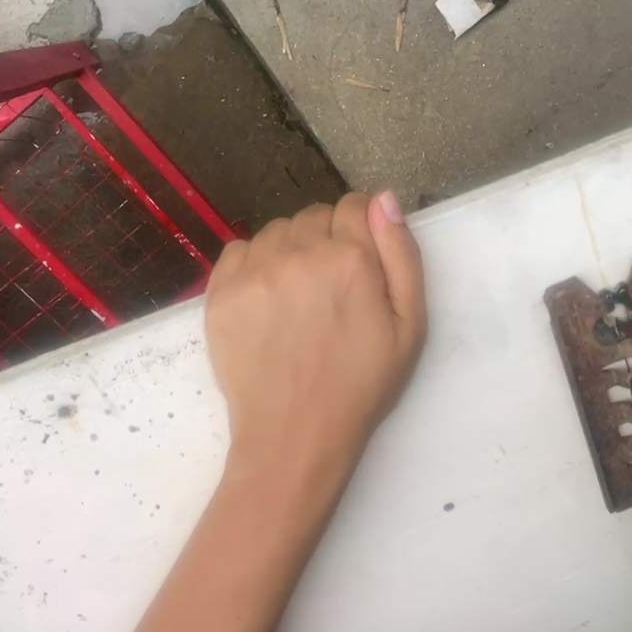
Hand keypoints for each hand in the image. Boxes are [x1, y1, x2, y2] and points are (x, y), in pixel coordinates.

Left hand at [204, 191, 425, 493]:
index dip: (362, 228)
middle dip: (327, 238)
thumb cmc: (361, 384)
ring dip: (290, 250)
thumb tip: (383, 198)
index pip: (355, 205)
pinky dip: (254, 264)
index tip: (360, 259)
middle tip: (330, 286)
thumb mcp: (410, 326)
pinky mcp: (221, 292)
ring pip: (277, 231)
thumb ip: (401, 254)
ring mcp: (254, 271)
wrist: (295, 434)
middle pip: (315, 215)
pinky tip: (267, 299)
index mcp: (350, 258)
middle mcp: (299, 253)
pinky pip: (239, 250)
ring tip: (297, 296)